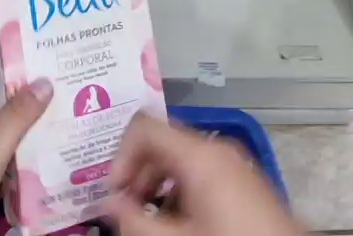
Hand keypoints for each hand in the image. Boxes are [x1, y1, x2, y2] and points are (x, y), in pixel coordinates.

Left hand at [0, 42, 52, 235]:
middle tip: (67, 66)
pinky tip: (58, 141)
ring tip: (72, 98)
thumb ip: (15, 118)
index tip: (40, 34)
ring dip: (32, 111)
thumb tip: (45, 79)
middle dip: (28, 78)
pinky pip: (10, 148)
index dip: (5, 42)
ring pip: (6, 119)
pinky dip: (30, 142)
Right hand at [106, 114, 300, 235]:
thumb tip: (107, 203)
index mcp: (199, 153)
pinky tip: (181, 225)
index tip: (113, 194)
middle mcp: (216, 148)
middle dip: (137, 174)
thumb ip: (136, 222)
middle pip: (161, 142)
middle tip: (126, 212)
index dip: (120, 156)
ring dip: (157, 186)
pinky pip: (202, 174)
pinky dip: (181, 191)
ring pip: (181, 159)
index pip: (143, 127)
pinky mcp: (246, 183)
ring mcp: (235, 164)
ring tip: (151, 223)